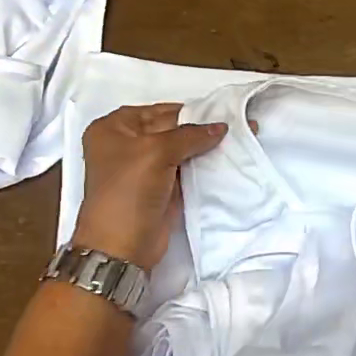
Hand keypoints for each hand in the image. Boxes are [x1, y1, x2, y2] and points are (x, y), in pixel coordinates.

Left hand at [71, 104, 227, 266]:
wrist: (122, 246)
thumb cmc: (128, 192)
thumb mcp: (156, 152)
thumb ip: (190, 135)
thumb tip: (221, 127)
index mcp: (114, 127)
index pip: (160, 111)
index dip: (191, 110)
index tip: (225, 109)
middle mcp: (127, 143)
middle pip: (172, 128)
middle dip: (203, 127)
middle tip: (240, 123)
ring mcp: (146, 167)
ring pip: (182, 148)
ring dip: (207, 145)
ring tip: (241, 137)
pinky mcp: (163, 186)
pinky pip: (187, 168)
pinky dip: (205, 163)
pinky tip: (228, 157)